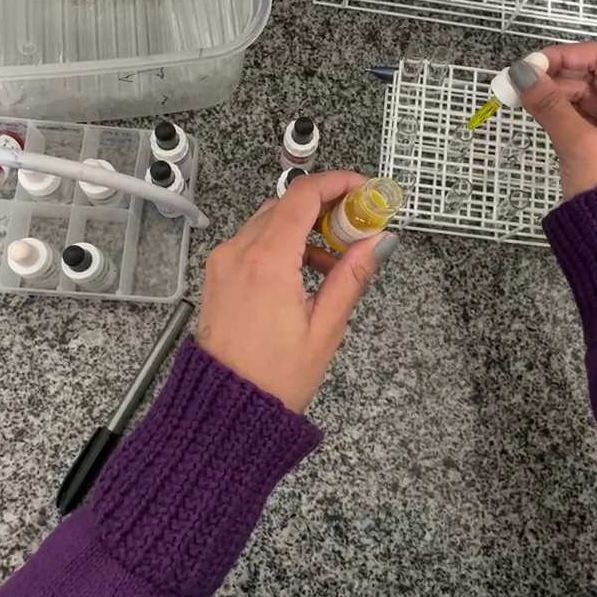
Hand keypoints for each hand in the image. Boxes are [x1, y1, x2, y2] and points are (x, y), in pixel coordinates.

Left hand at [196, 171, 396, 412]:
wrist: (223, 414)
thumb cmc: (272, 379)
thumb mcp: (326, 329)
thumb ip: (352, 276)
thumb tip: (378, 242)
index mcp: (266, 261)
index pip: (303, 195)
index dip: (337, 183)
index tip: (363, 189)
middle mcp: (239, 253)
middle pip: (286, 203)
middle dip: (326, 206)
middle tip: (358, 224)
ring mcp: (224, 262)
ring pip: (269, 220)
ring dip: (304, 226)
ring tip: (336, 257)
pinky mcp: (219, 275)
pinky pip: (254, 242)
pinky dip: (282, 244)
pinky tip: (306, 270)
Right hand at [508, 42, 596, 197]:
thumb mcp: (579, 144)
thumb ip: (549, 104)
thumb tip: (522, 73)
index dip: (565, 55)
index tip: (530, 64)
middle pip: (595, 75)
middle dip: (558, 76)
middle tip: (521, 83)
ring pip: (589, 95)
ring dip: (558, 94)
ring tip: (527, 100)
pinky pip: (588, 115)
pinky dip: (565, 111)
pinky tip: (543, 113)